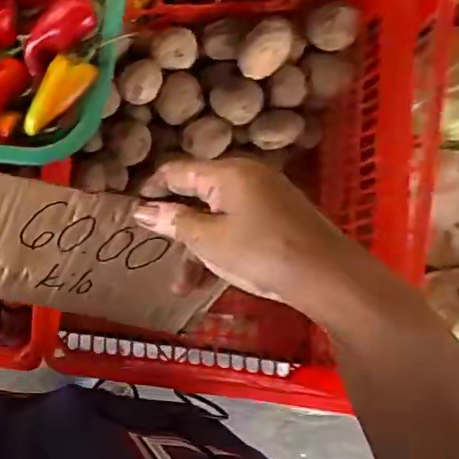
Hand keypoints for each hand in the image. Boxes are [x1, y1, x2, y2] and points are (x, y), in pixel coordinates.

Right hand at [131, 158, 394, 321]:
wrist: (327, 276)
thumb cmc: (260, 252)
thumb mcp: (208, 240)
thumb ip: (173, 222)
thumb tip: (141, 209)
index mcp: (227, 172)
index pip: (176, 171)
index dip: (150, 189)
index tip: (131, 212)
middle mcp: (247, 177)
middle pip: (197, 196)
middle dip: (175, 229)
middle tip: (154, 254)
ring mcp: (266, 197)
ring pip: (217, 218)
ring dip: (196, 250)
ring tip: (183, 288)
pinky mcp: (279, 219)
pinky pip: (238, 228)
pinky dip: (221, 249)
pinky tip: (212, 282)